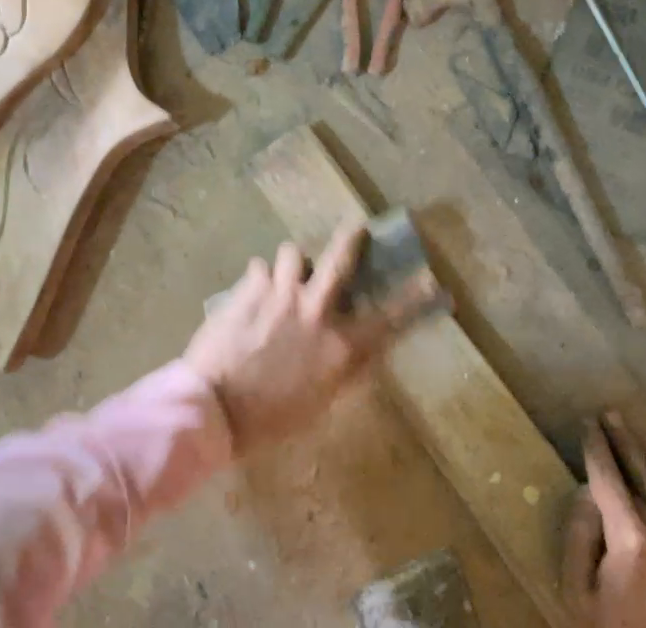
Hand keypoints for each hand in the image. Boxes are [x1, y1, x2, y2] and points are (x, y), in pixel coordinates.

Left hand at [184, 222, 407, 453]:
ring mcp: (281, 294)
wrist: (212, 408)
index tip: (432, 281)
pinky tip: (252, 291)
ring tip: (284, 274)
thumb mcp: (320, 404)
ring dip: (292, 263)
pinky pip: (260, 267)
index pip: (388, 319)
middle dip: (351, 238)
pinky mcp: (249, 287)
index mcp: (339, 346)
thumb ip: (345, 372)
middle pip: (340, 260)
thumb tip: (368, 353)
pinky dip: (260, 277)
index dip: (413, 299)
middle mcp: (316, 311)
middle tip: (356, 226)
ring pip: (294, 253)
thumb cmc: (270, 419)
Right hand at [563, 411, 645, 627]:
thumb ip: (580, 542)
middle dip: (623, 443)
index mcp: (633, 543)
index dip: (596, 450)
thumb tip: (587, 496)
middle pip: (643, 476)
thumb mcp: (581, 600)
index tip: (587, 424)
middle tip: (610, 414)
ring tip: (642, 432)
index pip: (609, 481)